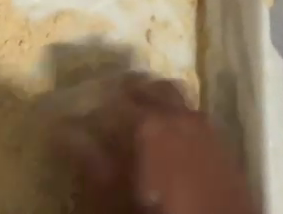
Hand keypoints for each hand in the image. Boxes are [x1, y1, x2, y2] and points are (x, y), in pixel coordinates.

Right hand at [53, 77, 256, 213]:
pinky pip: (193, 115)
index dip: (92, 107)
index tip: (78, 116)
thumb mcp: (113, 196)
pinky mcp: (221, 144)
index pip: (111, 101)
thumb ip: (89, 161)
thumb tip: (61, 131)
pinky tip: (170, 140)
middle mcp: (176, 114)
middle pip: (146, 87)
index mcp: (147, 123)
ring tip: (139, 120)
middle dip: (125, 92)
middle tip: (108, 109)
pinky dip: (177, 117)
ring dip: (154, 99)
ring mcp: (202, 126)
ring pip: (173, 96)